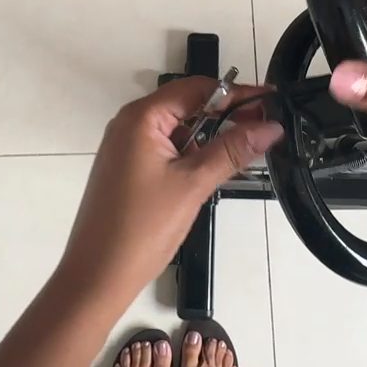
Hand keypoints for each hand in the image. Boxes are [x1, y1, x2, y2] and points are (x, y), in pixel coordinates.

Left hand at [57, 76, 283, 294]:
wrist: (95, 279)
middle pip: (187, 104)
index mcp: (141, 117)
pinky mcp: (127, 167)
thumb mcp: (192, 185)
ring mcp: (126, 145)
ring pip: (178, 127)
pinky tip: (213, 166)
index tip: (270, 102)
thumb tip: (271, 127)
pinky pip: (166, 146)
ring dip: (210, 135)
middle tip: (265, 127)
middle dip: (226, 114)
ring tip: (245, 147)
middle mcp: (130, 122)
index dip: (236, 94)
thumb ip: (232, 150)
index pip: (197, 88)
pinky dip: (191, 152)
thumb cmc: (141, 229)